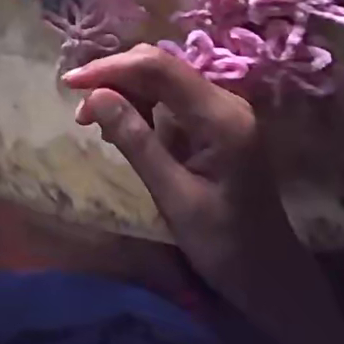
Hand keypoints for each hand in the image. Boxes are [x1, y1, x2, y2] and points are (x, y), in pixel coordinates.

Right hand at [64, 45, 306, 305]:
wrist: (271, 276)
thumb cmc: (224, 245)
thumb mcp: (174, 197)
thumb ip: (136, 142)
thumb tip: (95, 96)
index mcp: (220, 117)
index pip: (159, 68)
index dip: (111, 68)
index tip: (71, 83)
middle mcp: (224, 101)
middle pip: (160, 66)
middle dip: (115, 79)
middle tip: (81, 112)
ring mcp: (221, 109)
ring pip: (162, 79)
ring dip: (124, 93)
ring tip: (95, 124)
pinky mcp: (214, 121)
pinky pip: (170, 98)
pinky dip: (141, 107)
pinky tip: (123, 130)